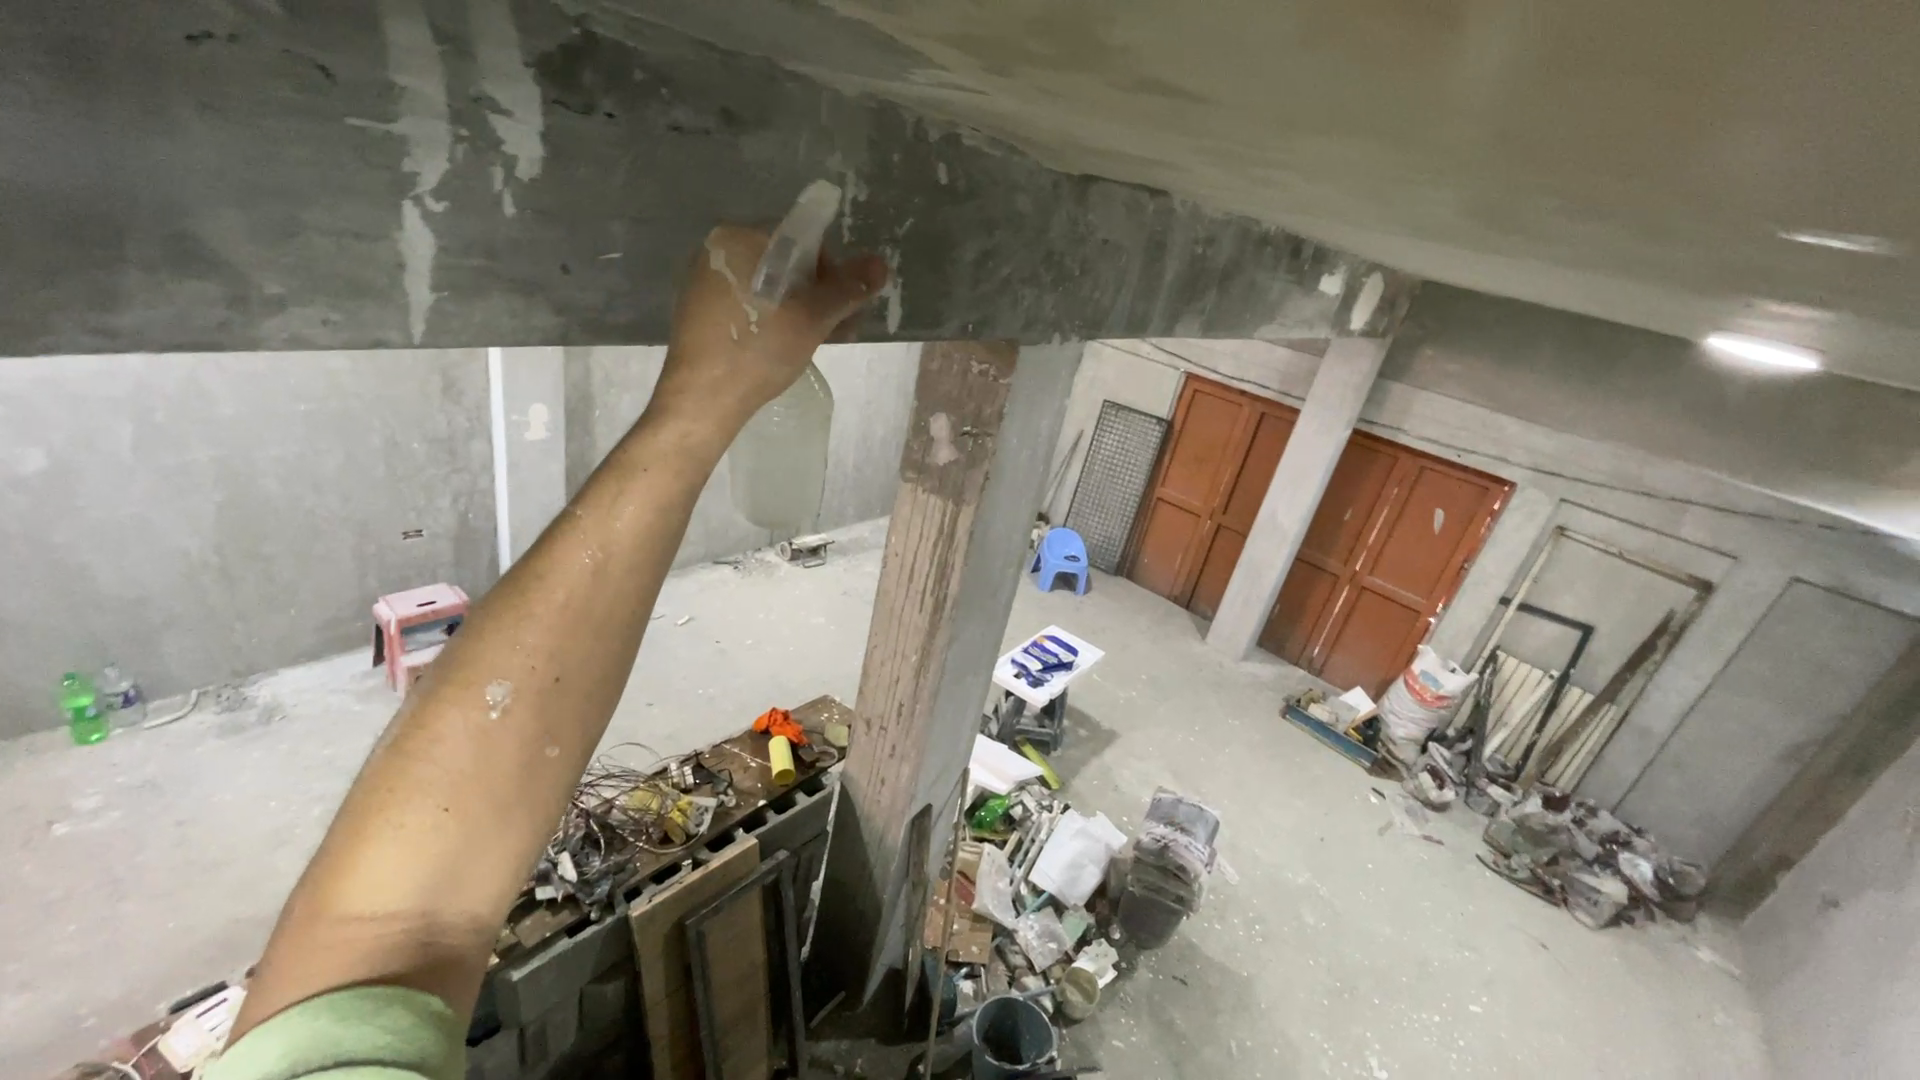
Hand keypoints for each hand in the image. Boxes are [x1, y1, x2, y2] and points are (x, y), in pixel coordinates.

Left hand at [652, 225, 888, 428]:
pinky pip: (749, 305)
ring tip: (818, 342)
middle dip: (818, 294)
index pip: (801, 240)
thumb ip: (847, 289)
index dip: (832, 272)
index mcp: (738, 238)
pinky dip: (774, 320)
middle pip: (785, 264)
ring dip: (801, 310)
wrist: (702, 400)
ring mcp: (705, 282)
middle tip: (838, 329)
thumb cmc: (757, 351)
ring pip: (769, 287)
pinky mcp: (702, 312)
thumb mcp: (812, 319)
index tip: (843, 307)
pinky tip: (785, 348)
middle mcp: (717, 251)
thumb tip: (881, 264)